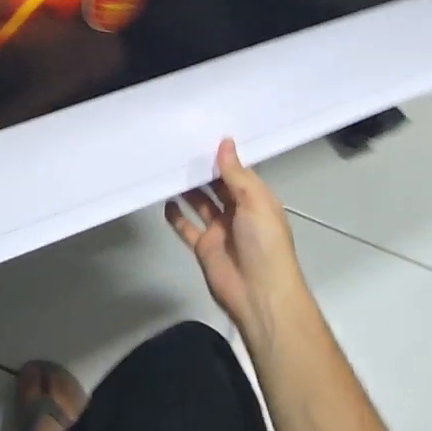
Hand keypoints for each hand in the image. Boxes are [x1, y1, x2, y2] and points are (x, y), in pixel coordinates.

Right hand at [166, 138, 310, 344]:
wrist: (260, 295)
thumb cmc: (265, 244)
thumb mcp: (256, 203)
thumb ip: (236, 174)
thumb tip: (225, 142)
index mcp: (257, 200)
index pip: (239, 173)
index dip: (224, 156)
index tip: (204, 135)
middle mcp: (239, 212)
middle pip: (218, 186)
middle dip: (204, 170)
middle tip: (180, 147)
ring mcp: (220, 230)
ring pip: (201, 203)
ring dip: (188, 188)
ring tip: (170, 168)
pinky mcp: (204, 247)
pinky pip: (187, 227)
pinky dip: (176, 215)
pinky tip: (166, 201)